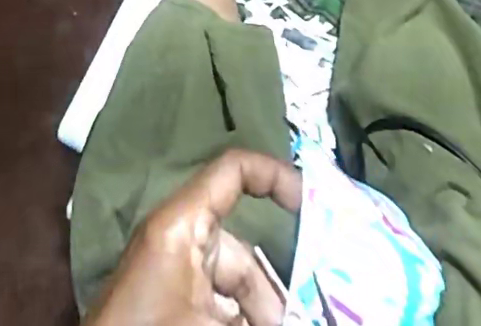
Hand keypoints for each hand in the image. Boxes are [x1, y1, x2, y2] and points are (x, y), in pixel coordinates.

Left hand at [85, 149, 302, 325]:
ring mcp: (171, 277)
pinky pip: (215, 307)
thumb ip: (263, 313)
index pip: (235, 171)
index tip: (313, 206)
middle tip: (311, 307)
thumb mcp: (212, 325)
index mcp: (182, 224)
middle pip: (242, 249)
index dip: (276, 177)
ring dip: (262, 312)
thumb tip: (304, 309)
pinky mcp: (167, 309)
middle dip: (277, 289)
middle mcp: (178, 240)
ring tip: (295, 317)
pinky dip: (239, 320)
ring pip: (232, 286)